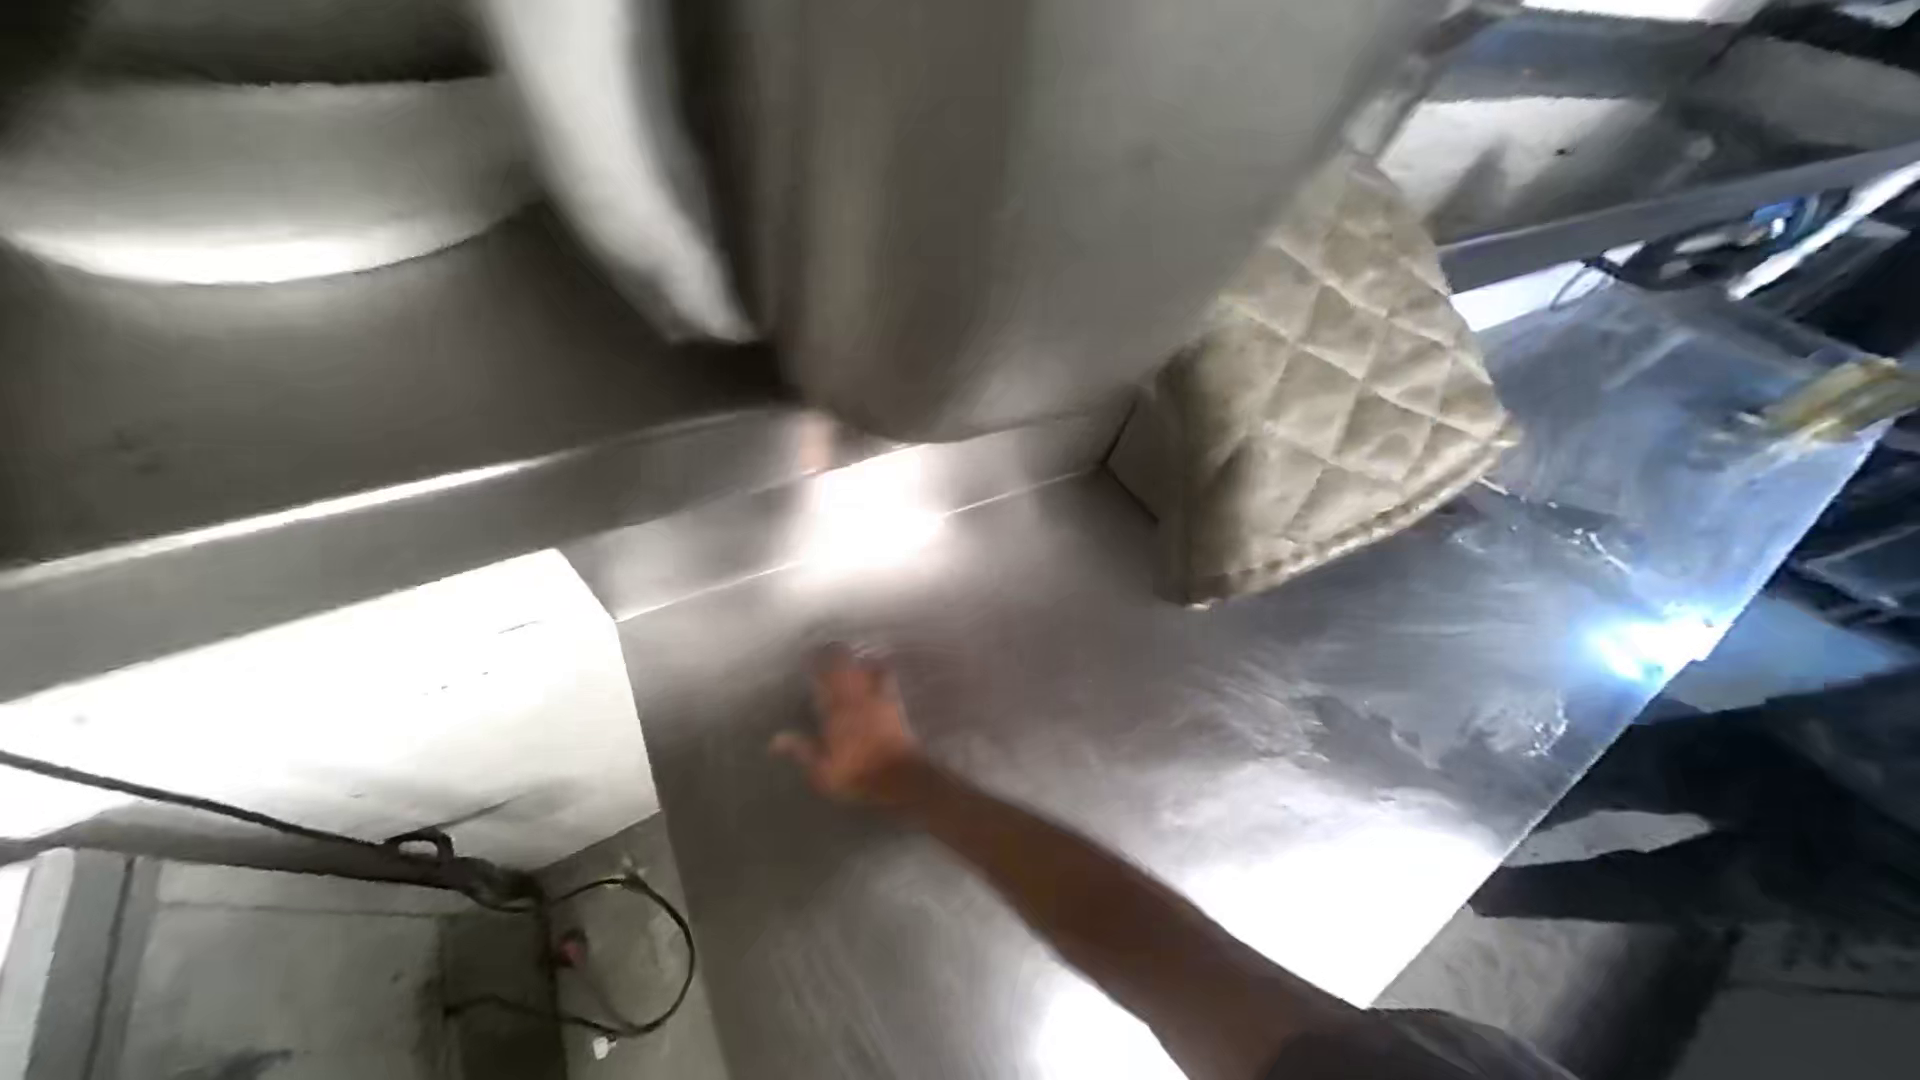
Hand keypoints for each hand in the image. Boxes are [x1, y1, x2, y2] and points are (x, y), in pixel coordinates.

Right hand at [772, 647, 927, 804]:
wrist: (898, 776)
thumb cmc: (857, 774)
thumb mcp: (822, 769)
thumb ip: (801, 750)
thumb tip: (775, 740)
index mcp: (835, 713)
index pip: (822, 682)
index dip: (816, 666)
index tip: (810, 654)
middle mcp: (855, 700)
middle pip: (845, 669)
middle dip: (837, 655)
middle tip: (830, 646)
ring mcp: (877, 699)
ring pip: (866, 669)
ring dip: (859, 659)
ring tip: (852, 652)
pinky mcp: (895, 704)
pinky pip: (887, 679)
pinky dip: (882, 668)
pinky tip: (882, 664)